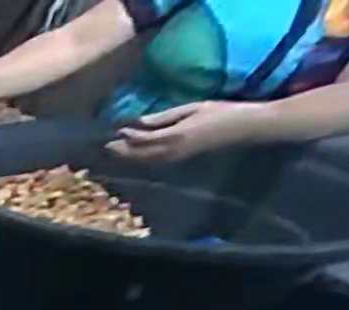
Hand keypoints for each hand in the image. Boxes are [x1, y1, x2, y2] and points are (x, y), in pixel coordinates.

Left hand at [108, 101, 266, 161]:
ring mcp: (170, 159)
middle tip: (106, 144)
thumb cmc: (221, 113)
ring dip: (126, 155)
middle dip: (120, 150)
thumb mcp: (193, 109)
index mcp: (172, 137)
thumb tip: (139, 122)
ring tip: (114, 149)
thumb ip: (164, 117)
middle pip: (136, 154)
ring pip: (140, 160)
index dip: (127, 136)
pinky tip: (131, 153)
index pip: (141, 140)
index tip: (116, 130)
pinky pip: (149, 161)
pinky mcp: (174, 160)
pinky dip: (137, 157)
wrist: (242, 129)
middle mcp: (167, 152)